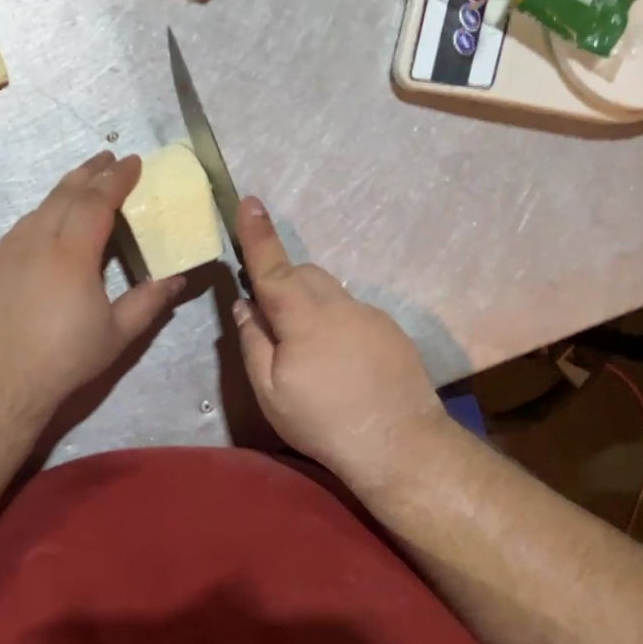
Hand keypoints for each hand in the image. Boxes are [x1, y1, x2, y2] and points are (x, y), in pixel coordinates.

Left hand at [0, 151, 187, 415]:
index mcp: (72, 254)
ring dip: (65, 188)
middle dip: (91, 172)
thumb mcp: (116, 335)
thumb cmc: (63, 360)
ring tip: (83, 182)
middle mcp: (38, 241)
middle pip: (66, 193)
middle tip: (110, 159)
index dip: (117, 178)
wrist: (0, 380)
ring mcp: (10, 250)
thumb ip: (148, 302)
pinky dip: (43, 210)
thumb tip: (177, 278)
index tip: (133, 163)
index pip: (97, 200)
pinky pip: (23, 224)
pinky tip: (49, 217)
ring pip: (41, 206)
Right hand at [232, 197, 447, 482]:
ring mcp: (370, 315)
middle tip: (267, 319)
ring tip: (305, 353)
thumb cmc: (321, 421)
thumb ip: (253, 342)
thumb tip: (245, 306)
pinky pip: (352, 311)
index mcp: (303, 318)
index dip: (257, 235)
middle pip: (304, 273)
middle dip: (281, 281)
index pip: (273, 267)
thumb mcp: (269, 390)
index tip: (249, 201)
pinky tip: (337, 364)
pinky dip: (334, 323)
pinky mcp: (391, 330)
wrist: (397, 442)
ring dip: (308, 305)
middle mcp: (339, 305)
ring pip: (329, 292)